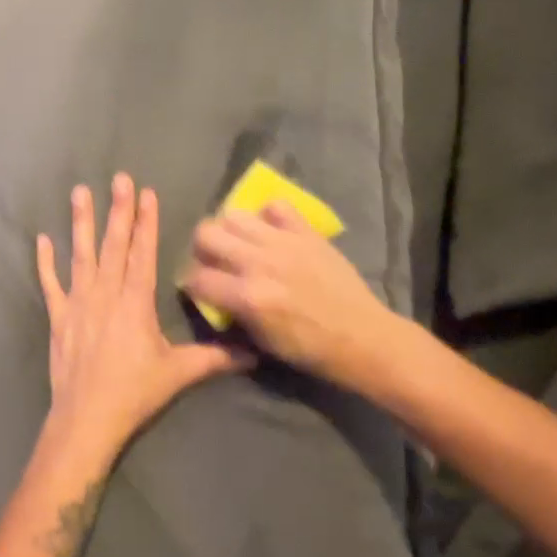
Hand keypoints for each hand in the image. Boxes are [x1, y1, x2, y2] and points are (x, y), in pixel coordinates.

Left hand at [37, 174, 252, 458]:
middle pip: (114, 244)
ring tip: (80, 192)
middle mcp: (106, 294)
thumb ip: (216, 358)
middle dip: (118, 210)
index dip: (146, 222)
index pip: (143, 253)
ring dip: (81, 223)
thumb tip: (255, 353)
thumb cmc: (135, 393)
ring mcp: (79, 304)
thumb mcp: (180, 373)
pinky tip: (42, 240)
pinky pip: (50, 285)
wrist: (87, 419)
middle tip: (119, 177)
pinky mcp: (59, 318)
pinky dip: (45, 263)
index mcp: (136, 301)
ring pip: (81, 255)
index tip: (147, 192)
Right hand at [182, 202, 424, 391]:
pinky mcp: (306, 232)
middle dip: (203, 249)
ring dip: (230, 230)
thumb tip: (214, 294)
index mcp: (247, 297)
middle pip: (206, 234)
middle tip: (216, 261)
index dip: (193, 284)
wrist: (362, 337)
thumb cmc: (310, 349)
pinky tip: (272, 233)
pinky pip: (276, 206)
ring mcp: (283, 243)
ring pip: (234, 215)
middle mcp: (259, 263)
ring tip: (241, 244)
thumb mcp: (261, 341)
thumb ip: (233, 312)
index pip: (197, 277)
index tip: (201, 289)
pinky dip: (268, 216)